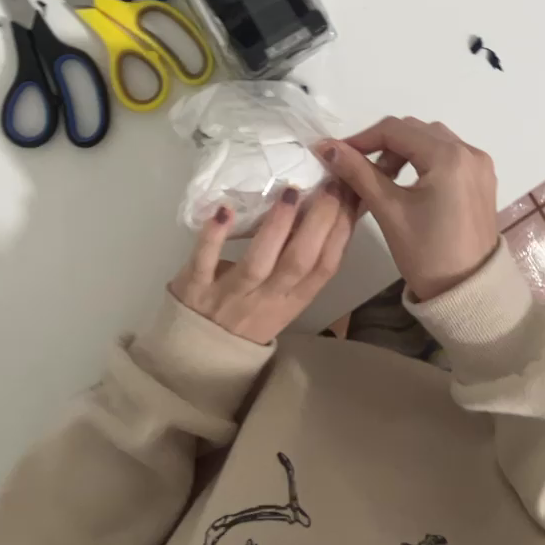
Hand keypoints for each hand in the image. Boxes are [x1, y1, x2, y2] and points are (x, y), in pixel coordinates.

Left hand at [170, 187, 358, 344]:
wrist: (197, 357)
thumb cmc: (247, 316)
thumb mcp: (283, 299)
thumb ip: (301, 264)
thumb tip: (327, 214)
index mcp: (292, 300)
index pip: (325, 267)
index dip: (341, 231)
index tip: (350, 194)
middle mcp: (266, 298)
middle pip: (298, 262)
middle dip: (317, 223)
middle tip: (329, 186)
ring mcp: (229, 295)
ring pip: (257, 263)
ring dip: (275, 227)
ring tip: (289, 194)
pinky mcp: (195, 288)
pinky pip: (204, 262)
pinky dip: (214, 237)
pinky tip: (225, 210)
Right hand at [319, 117, 499, 300]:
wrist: (469, 293)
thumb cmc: (427, 254)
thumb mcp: (389, 210)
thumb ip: (358, 173)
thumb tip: (327, 148)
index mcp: (449, 157)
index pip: (395, 130)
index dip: (361, 139)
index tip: (336, 155)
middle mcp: (469, 151)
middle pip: (414, 130)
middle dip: (382, 145)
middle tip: (357, 170)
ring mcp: (479, 165)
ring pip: (431, 141)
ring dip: (402, 151)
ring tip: (380, 179)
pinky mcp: (482, 179)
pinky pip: (447, 156)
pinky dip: (422, 160)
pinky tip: (406, 184)